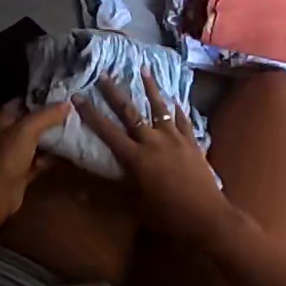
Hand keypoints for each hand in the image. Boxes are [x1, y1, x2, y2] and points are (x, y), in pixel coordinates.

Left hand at [0, 100, 70, 217]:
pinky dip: (55, 156)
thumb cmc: (7, 157)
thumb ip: (47, 115)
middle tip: (76, 111)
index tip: (64, 93)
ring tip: (78, 128)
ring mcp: (17, 152)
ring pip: (40, 140)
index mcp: (5, 118)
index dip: (42, 96)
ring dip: (56, 137)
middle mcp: (10, 133)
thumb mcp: (27, 130)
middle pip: (34, 120)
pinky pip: (43, 158)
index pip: (24, 100)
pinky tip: (72, 151)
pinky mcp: (25, 169)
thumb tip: (68, 103)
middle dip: (53, 117)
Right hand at [72, 70, 240, 248]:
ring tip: (144, 70)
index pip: (107, 132)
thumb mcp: (138, 205)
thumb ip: (118, 190)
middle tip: (105, 74)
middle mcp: (154, 142)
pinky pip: (182, 120)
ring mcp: (175, 139)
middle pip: (131, 112)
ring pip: (159, 108)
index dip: (91, 114)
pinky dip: (176, 108)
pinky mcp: (192, 142)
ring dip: (150, 88)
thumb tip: (91, 187)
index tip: (78, 96)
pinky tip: (174, 99)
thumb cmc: (169, 215)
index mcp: (136, 158)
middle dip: (115, 93)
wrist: (207, 216)